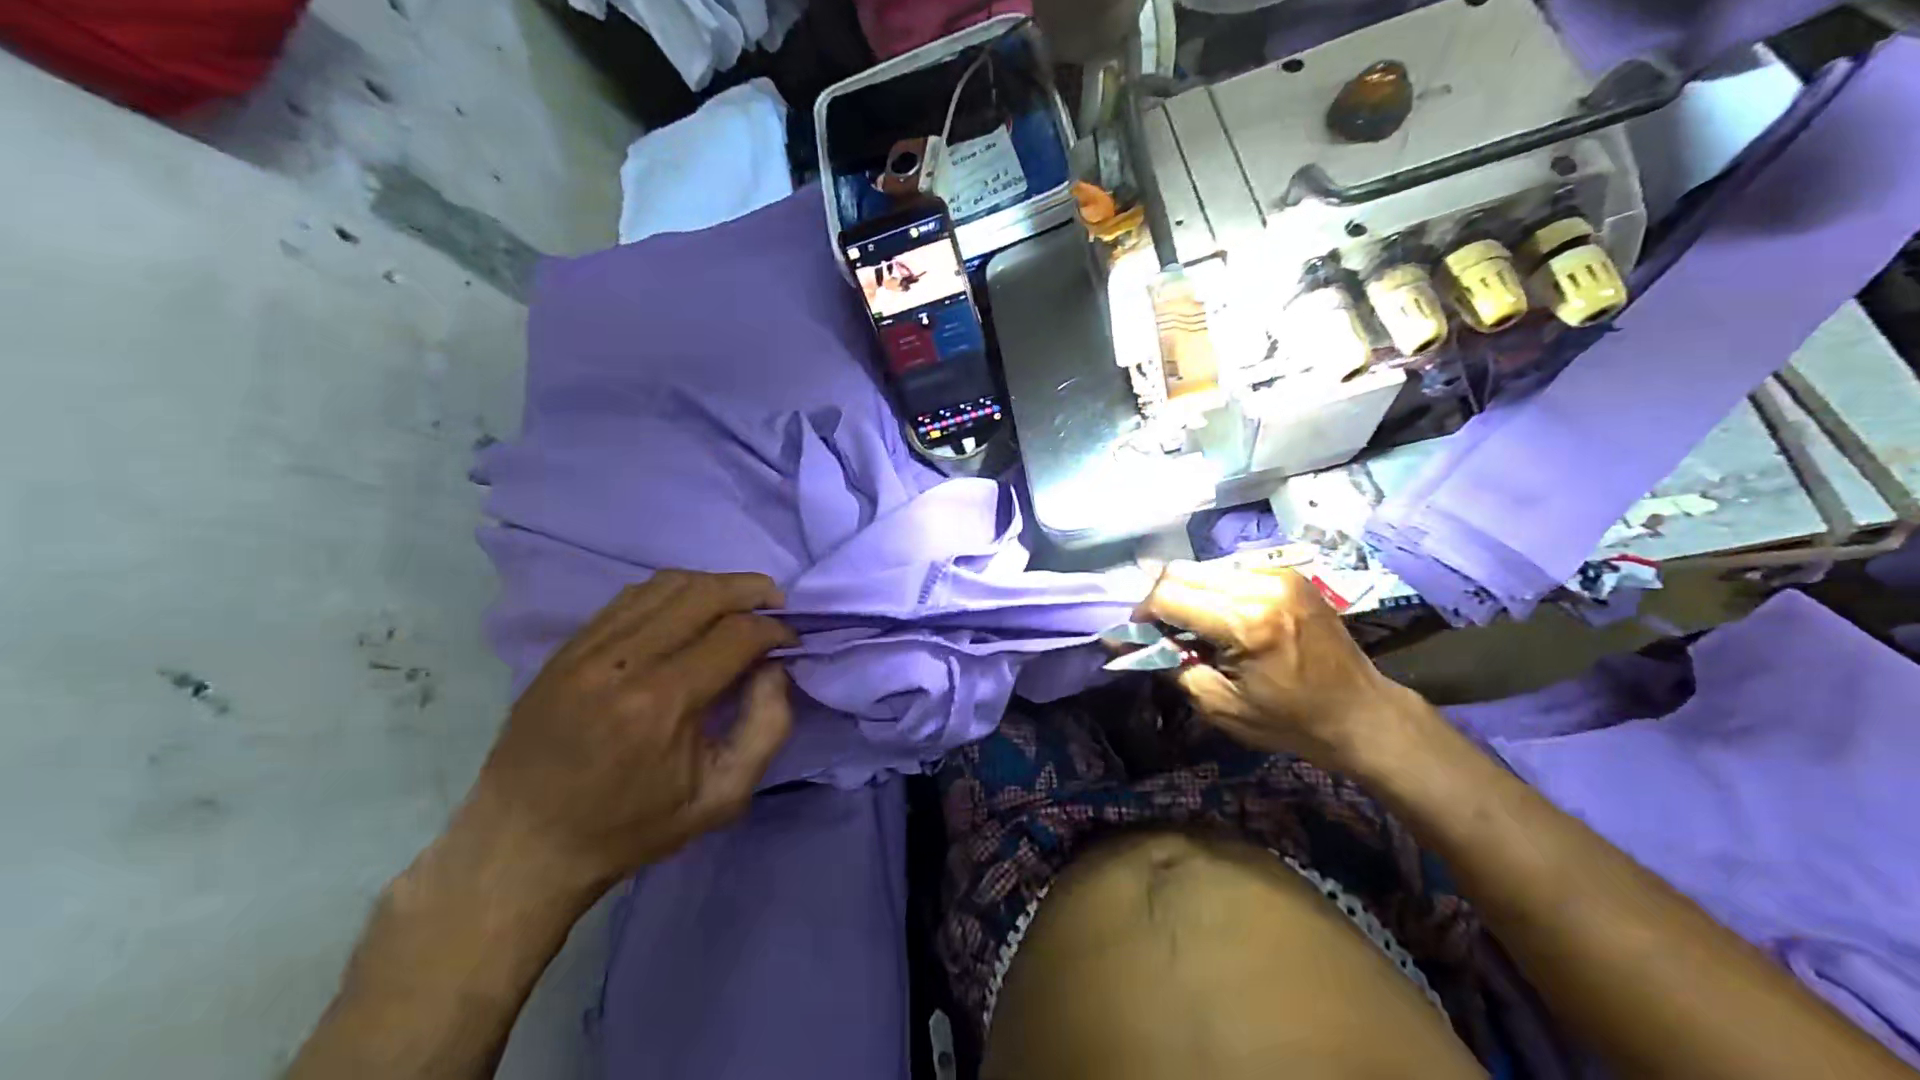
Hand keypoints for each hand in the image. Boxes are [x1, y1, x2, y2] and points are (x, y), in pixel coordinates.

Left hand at [462, 570, 796, 886]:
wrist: (525, 844)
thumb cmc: (631, 827)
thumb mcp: (721, 798)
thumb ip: (766, 729)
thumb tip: (776, 669)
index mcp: (663, 703)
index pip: (736, 634)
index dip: (775, 631)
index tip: (790, 644)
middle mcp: (623, 662)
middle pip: (703, 592)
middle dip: (751, 590)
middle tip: (776, 605)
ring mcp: (587, 649)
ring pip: (665, 584)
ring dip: (713, 585)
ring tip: (737, 603)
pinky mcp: (567, 648)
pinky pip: (630, 598)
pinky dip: (672, 593)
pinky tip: (688, 611)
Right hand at [1136, 560, 1429, 769]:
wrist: (1362, 713)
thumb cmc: (1290, 720)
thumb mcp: (1219, 705)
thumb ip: (1172, 665)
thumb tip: (1129, 642)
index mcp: (1245, 623)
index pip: (1168, 595)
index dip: (1142, 613)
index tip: (1138, 634)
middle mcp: (1261, 587)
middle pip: (1182, 572)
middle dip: (1161, 599)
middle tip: (1162, 630)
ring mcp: (1278, 575)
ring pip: (1204, 568)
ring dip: (1188, 593)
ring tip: (1193, 625)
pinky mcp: (1289, 574)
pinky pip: (1231, 571)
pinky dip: (1214, 590)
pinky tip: (1223, 618)